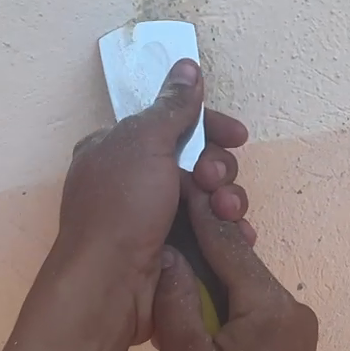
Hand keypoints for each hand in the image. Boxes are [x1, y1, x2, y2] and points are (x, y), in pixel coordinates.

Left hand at [46, 59, 252, 347]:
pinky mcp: (172, 249)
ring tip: (227, 214)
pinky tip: (239, 235)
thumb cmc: (121, 207)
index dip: (207, 126)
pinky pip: (210, 231)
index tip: (236, 135)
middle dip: (217, 169)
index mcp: (118, 148)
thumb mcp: (145, 143)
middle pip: (197, 159)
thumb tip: (186, 64)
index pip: (172, 123)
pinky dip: (227, 230)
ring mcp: (153, 218)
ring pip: (209, 197)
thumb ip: (172, 105)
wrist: (110, 287)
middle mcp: (134, 180)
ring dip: (227, 200)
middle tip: (214, 183)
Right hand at [152, 174, 324, 350]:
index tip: (175, 180)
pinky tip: (193, 318)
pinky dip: (222, 312)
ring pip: (243, 294)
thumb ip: (176, 303)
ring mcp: (296, 339)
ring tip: (166, 272)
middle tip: (158, 230)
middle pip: (237, 266)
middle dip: (199, 250)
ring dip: (208, 285)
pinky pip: (251, 320)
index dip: (197, 213)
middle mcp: (291, 312)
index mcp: (269, 307)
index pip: (226, 244)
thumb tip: (167, 254)